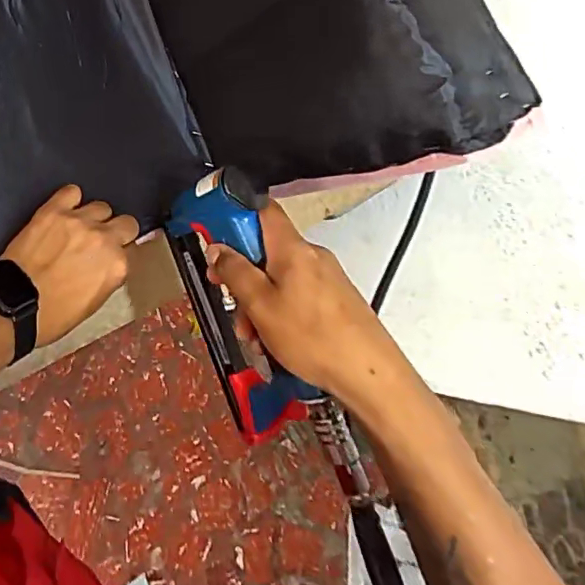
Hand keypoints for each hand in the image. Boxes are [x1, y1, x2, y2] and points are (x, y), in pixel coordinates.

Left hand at [0, 185, 140, 345]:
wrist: (15, 305)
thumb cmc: (55, 315)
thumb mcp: (94, 302)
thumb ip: (108, 275)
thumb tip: (108, 261)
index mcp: (118, 265)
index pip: (131, 249)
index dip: (119, 253)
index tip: (107, 258)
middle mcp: (105, 238)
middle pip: (126, 222)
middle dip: (115, 232)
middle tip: (96, 243)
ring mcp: (80, 220)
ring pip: (101, 207)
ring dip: (92, 218)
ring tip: (75, 229)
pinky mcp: (54, 210)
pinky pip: (72, 192)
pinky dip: (70, 200)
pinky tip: (63, 211)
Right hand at [204, 202, 386, 396]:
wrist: (370, 375)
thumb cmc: (314, 338)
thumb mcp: (260, 305)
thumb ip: (234, 272)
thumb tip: (218, 249)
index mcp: (292, 248)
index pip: (261, 208)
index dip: (233, 215)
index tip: (214, 236)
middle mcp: (311, 255)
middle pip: (265, 250)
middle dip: (241, 274)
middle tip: (228, 298)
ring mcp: (326, 278)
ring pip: (279, 277)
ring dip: (258, 301)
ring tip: (254, 335)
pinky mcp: (335, 300)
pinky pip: (296, 294)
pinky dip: (279, 311)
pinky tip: (275, 341)